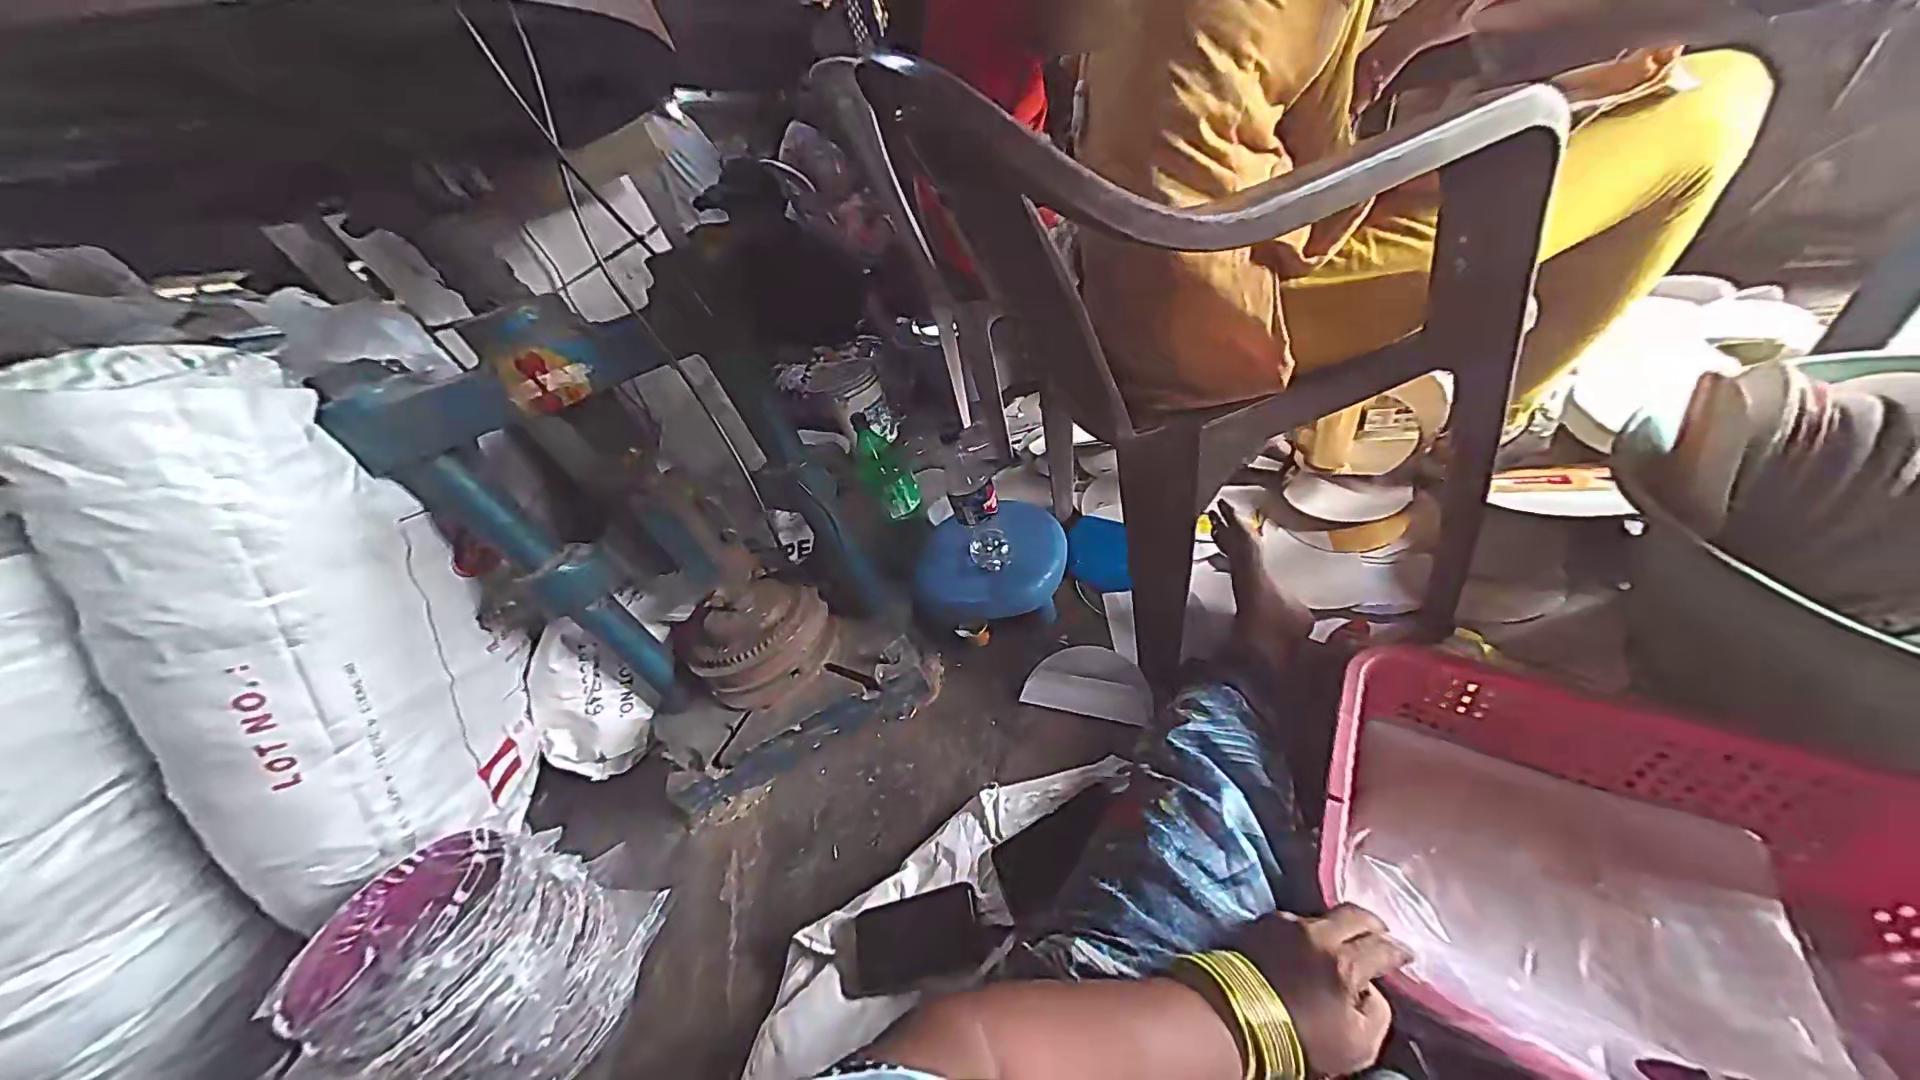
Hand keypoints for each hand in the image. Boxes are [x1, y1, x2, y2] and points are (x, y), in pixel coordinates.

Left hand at [1233, 905, 1412, 1077]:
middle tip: (1381, 933)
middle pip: (1352, 915)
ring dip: (1335, 927)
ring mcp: (1283, 922)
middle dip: (1372, 924)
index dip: (1398, 951)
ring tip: (1340, 942)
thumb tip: (1370, 988)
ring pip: (1320, 916)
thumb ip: (1377, 1012)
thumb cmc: (1302, 1036)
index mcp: (1343, 962)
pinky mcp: (1260, 922)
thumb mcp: (1359, 1044)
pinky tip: (1307, 944)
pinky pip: (1293, 922)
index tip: (1406, 953)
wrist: (1236, 1015)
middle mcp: (1314, 932)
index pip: (1381, 947)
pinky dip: (1307, 932)